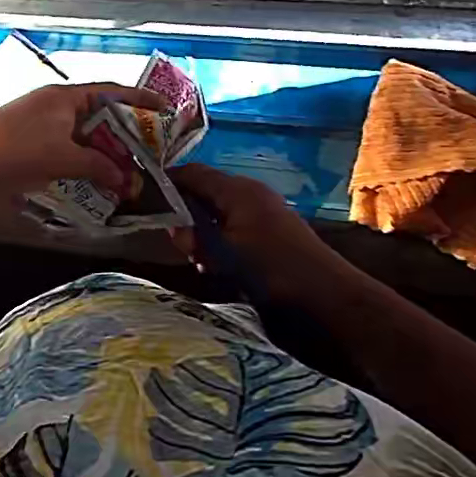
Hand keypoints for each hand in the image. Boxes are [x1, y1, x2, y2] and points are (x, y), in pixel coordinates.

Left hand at [0, 83, 166, 210]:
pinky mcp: (28, 150)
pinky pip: (66, 153)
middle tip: (148, 154)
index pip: (109, 91)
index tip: (163, 107)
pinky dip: (83, 166)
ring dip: (103, 156)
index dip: (138, 98)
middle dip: (123, 137)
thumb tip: (129, 182)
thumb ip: (102, 168)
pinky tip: (96, 184)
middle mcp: (52, 107)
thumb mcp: (65, 158)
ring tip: (127, 174)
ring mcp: (38, 128)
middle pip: (97, 117)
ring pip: (82, 139)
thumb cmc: (15, 152)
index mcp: (62, 96)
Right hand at [168, 162, 344, 302]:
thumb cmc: (275, 271)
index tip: (143, 196)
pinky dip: (218, 242)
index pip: (192, 173)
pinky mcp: (271, 237)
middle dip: (183, 210)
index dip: (168, 181)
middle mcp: (249, 195)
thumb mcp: (227, 254)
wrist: (332, 304)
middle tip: (166, 235)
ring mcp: (263, 215)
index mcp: (238, 190)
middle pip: (205, 191)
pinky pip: (233, 230)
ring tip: (191, 256)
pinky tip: (213, 266)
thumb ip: (196, 238)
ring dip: (201, 231)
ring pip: (218, 213)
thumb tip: (174, 228)